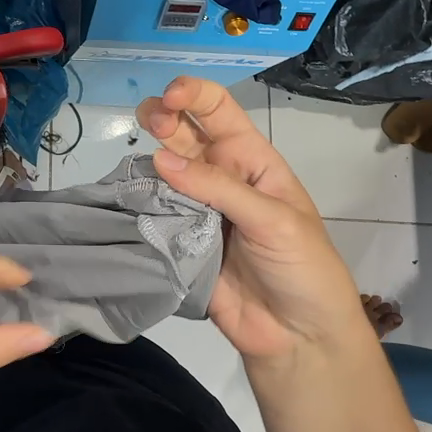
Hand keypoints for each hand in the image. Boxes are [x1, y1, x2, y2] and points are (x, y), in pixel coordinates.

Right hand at [136, 78, 369, 360]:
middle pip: (180, 132)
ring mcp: (193, 208)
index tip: (169, 98)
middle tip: (152, 124)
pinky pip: (149, 213)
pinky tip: (127, 200)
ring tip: (139, 169)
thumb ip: (219, 188)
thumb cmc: (304, 268)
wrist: (297, 337)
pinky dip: (136, 204)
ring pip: (158, 171)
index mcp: (250, 160)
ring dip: (144, 162)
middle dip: (160, 117)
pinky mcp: (174, 240)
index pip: (218, 111)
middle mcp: (217, 176)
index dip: (193, 95)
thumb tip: (159, 158)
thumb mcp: (275, 221)